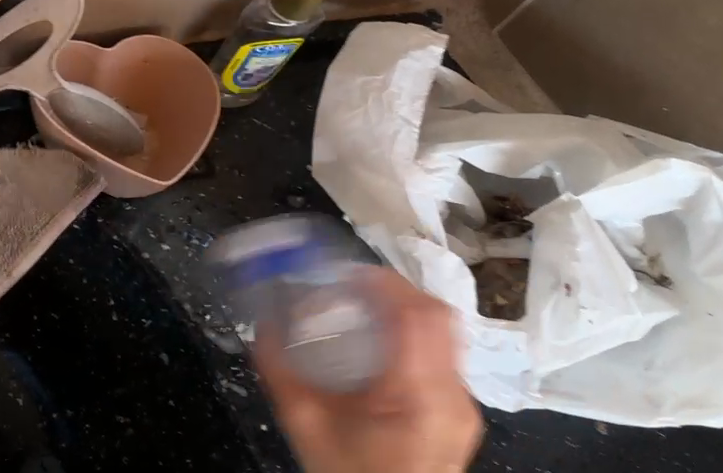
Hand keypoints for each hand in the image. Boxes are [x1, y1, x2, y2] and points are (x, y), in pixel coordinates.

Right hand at [253, 268, 482, 472]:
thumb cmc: (350, 472)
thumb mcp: (303, 420)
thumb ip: (278, 365)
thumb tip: (261, 318)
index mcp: (417, 395)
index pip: (421, 317)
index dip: (385, 282)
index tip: (344, 270)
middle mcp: (452, 396)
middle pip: (438, 317)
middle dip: (392, 288)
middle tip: (347, 284)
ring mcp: (462, 406)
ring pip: (443, 333)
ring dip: (401, 309)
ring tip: (357, 307)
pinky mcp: (458, 413)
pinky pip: (441, 354)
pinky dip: (409, 333)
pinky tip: (374, 342)